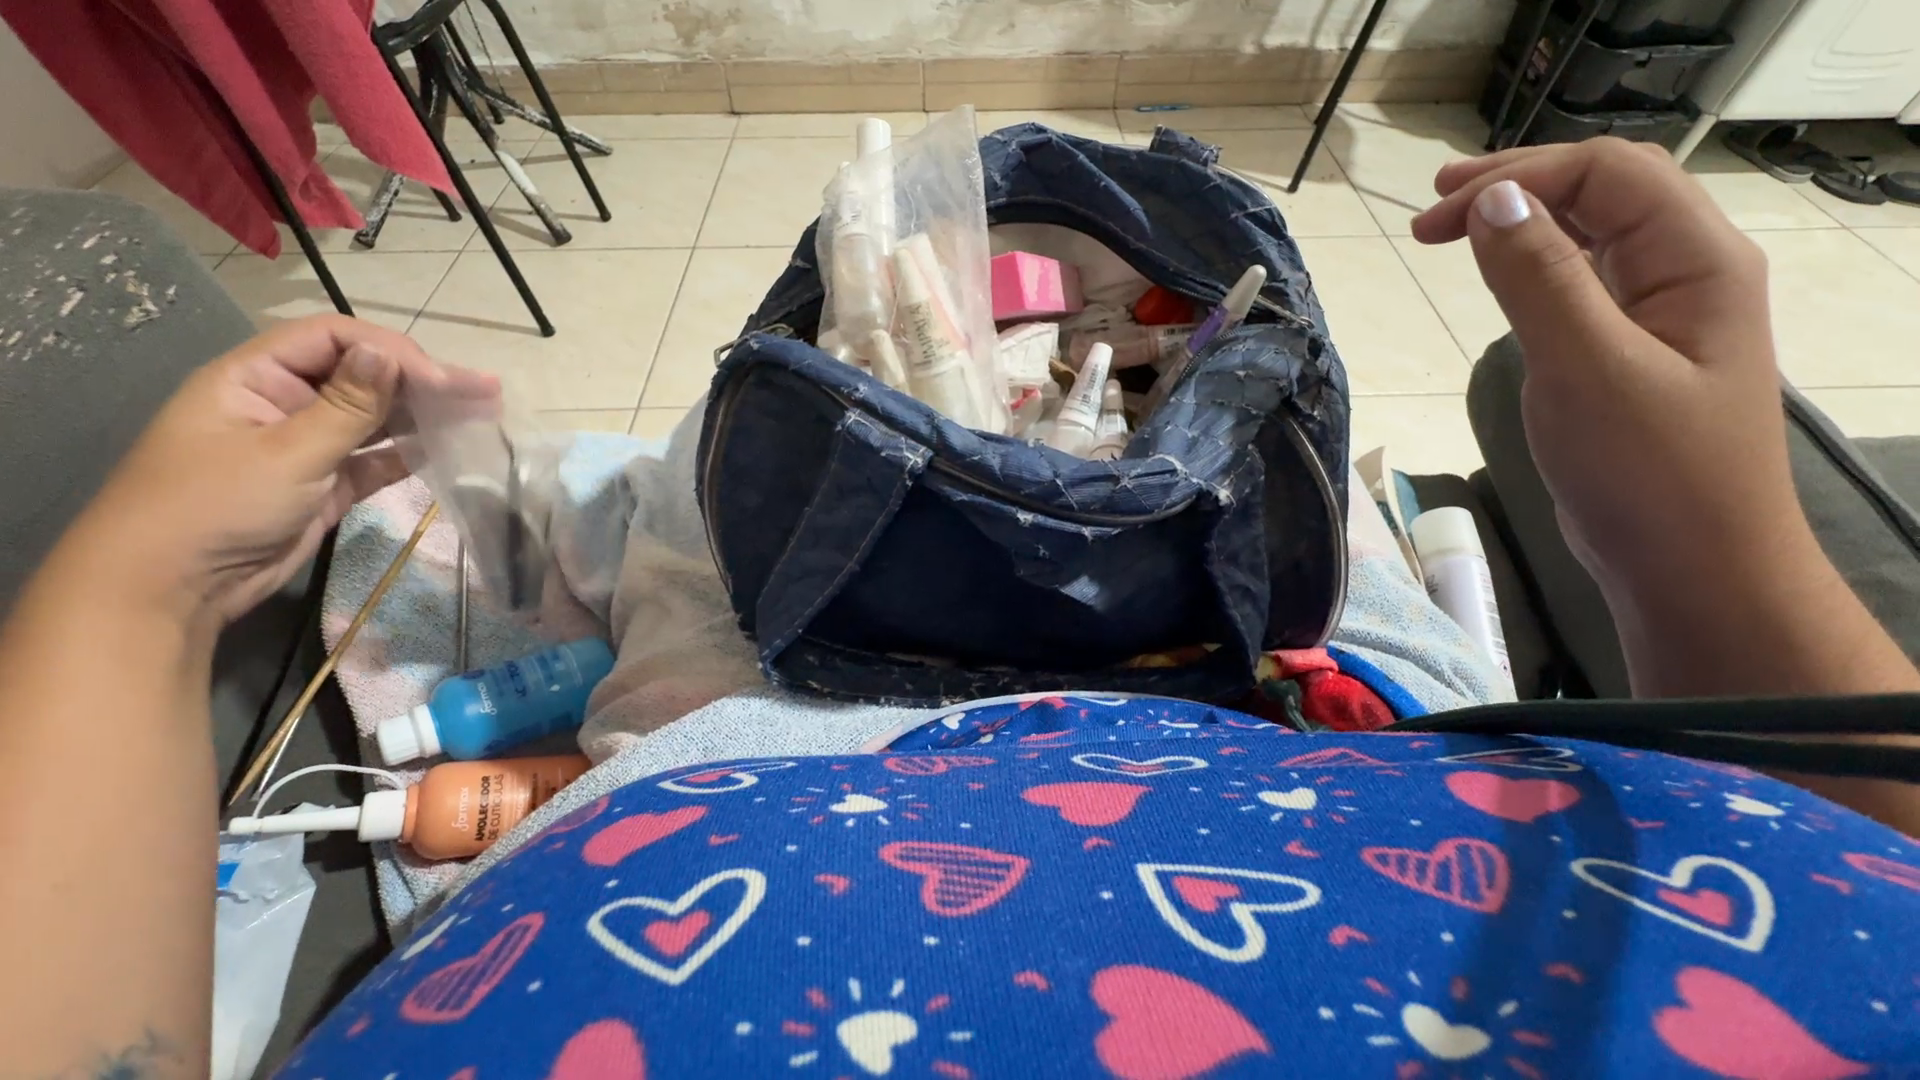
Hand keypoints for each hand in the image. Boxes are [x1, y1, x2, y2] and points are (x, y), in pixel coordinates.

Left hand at [64, 315, 497, 629]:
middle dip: (423, 381)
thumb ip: (345, 405)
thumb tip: (387, 352)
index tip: (441, 381)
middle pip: (363, 376)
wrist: (172, 587)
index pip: (333, 339)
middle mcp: (285, 401)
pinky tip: (450, 449)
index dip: (391, 352)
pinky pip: (377, 460)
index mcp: (256, 377)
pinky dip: (412, 454)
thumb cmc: (215, 506)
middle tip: (486, 390)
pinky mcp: (327, 484)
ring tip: (482, 415)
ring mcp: (308, 444)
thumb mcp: (285, 452)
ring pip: (376, 418)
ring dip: (426, 416)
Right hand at [1409, 138, 1798, 603]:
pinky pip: (1581, 284)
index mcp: (1697, 260)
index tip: (1433, 218)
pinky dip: (1531, 267)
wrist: (1688, 563)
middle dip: (1517, 186)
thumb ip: (1540, 279)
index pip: (1607, 174)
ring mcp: (1658, 314)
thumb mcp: (1587, 368)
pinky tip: (1500, 277)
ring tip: (1453, 228)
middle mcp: (1685, 272)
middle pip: (1603, 191)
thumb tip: (1494, 202)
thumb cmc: (1647, 470)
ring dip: (1522, 221)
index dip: (1518, 178)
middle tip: (1431, 209)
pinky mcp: (1627, 353)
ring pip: (1590, 236)